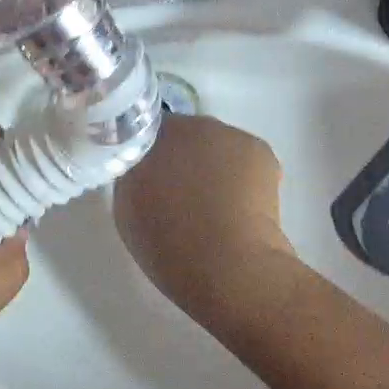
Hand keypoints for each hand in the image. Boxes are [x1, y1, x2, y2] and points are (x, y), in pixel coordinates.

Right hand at [113, 114, 293, 312]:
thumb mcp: (128, 209)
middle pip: (184, 138)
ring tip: (218, 210)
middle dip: (185, 161)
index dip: (149, 158)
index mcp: (147, 139)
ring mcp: (226, 133)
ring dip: (216, 169)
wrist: (226, 263)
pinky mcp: (260, 149)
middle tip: (184, 198)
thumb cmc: (167, 242)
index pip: (145, 135)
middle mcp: (186, 125)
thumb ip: (134, 178)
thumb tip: (149, 172)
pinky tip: (244, 208)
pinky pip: (246, 159)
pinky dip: (245, 178)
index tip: (152, 182)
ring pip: (217, 147)